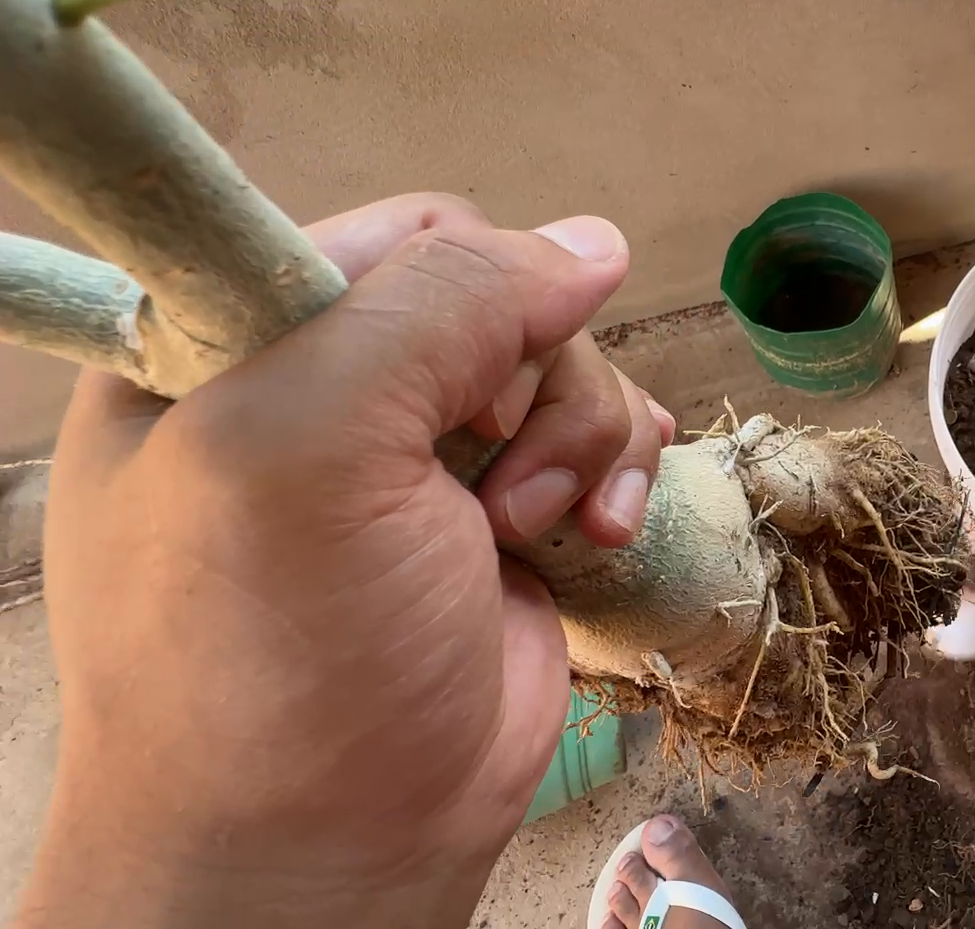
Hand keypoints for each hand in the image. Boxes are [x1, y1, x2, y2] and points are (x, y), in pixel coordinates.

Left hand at [15, 194, 669, 928]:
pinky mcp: (521, 499)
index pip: (415, 239)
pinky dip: (623, 473)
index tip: (473, 397)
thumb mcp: (319, 448)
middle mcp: (355, 383)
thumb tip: (601, 244)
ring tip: (550, 526)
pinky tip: (604, 528)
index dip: (480, 297)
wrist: (345, 834)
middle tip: (506, 489)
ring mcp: (446, 447)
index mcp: (254, 341)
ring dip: (590, 443)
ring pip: (579, 372)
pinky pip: (612, 436)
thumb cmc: (286, 651)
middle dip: (544, 392)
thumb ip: (449, 310)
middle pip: (520, 308)